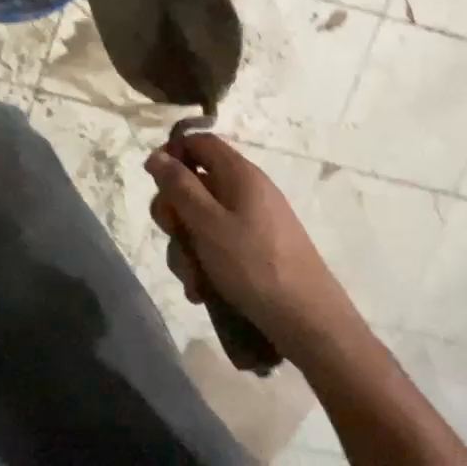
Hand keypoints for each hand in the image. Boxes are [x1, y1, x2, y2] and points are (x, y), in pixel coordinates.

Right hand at [145, 131, 362, 360]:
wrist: (311, 324)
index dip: (172, 155)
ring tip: (192, 280)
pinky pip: (217, 245)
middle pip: (193, 185)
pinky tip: (201, 290)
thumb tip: (157, 156)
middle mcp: (246, 192)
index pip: (199, 142)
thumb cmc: (255, 265)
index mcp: (239, 175)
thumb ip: (178, 186)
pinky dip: (204, 263)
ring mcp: (252, 223)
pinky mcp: (255, 251)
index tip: (155, 183)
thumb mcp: (207, 223)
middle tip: (172, 237)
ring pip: (200, 221)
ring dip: (186, 248)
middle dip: (174, 214)